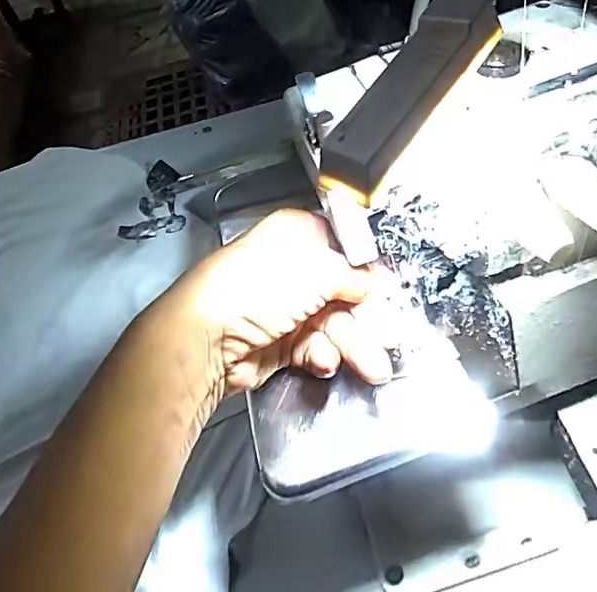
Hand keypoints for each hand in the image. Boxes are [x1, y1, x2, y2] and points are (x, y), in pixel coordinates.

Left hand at [159, 208, 395, 401]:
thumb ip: (354, 276)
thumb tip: (376, 282)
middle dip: (365, 315)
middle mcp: (288, 268)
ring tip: (368, 363)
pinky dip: (322, 356)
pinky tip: (320, 359)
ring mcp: (283, 306)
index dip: (366, 267)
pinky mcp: (279, 341)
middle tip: (384, 333)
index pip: (341, 246)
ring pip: (333, 324)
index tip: (387, 288)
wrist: (210, 337)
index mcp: (293, 234)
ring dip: (352, 344)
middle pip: (342, 290)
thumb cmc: (251, 288)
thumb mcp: (317, 271)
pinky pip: (315, 347)